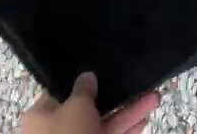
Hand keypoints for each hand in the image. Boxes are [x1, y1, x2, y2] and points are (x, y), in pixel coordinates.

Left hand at [20, 73, 160, 133]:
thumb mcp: (77, 105)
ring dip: (128, 112)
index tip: (102, 68)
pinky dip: (126, 130)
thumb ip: (84, 88)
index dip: (83, 80)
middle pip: (88, 108)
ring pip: (103, 124)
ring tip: (154, 98)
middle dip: (116, 96)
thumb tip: (87, 76)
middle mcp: (56, 130)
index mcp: (41, 117)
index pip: (62, 91)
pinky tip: (145, 120)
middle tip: (137, 83)